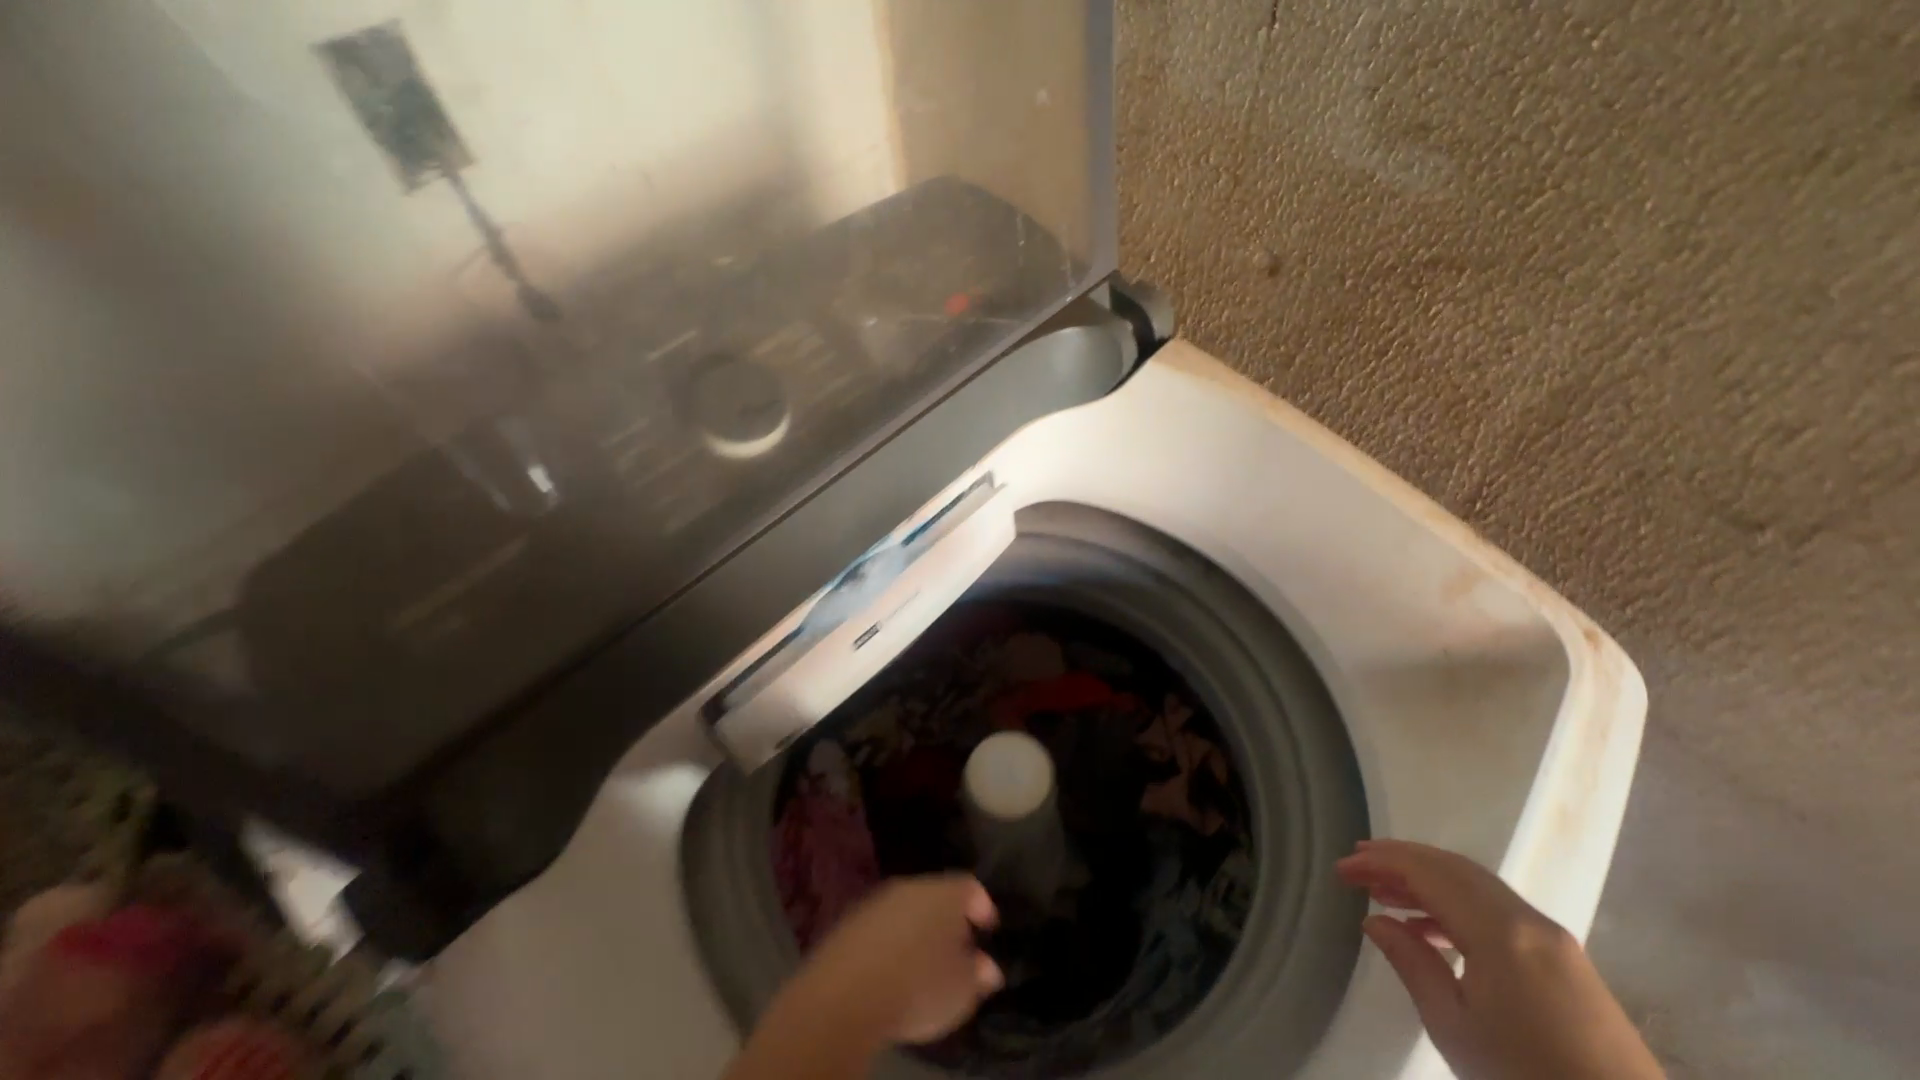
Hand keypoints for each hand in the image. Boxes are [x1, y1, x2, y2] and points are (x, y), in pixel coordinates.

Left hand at [784, 874, 1002, 1043]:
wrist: (844, 998)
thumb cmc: (919, 988)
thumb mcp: (962, 991)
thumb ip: (978, 973)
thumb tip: (986, 966)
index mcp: (943, 894)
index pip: (970, 887)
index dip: (982, 906)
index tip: (987, 930)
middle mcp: (908, 888)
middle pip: (934, 896)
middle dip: (946, 921)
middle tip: (956, 951)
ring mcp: (873, 904)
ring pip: (904, 912)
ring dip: (915, 933)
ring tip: (921, 967)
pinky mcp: (846, 926)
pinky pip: (878, 929)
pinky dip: (888, 945)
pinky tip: (889, 974)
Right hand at [1338, 840, 1663, 1079]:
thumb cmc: (1523, 1073)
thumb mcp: (1454, 1026)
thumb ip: (1412, 964)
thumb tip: (1376, 922)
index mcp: (1499, 931)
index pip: (1429, 874)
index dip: (1382, 863)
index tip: (1342, 869)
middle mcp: (1528, 919)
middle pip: (1455, 869)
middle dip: (1403, 860)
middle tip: (1357, 864)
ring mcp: (1551, 936)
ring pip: (1478, 886)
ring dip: (1429, 880)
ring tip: (1384, 893)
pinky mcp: (1563, 957)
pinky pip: (1498, 909)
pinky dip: (1458, 903)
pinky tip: (1431, 928)